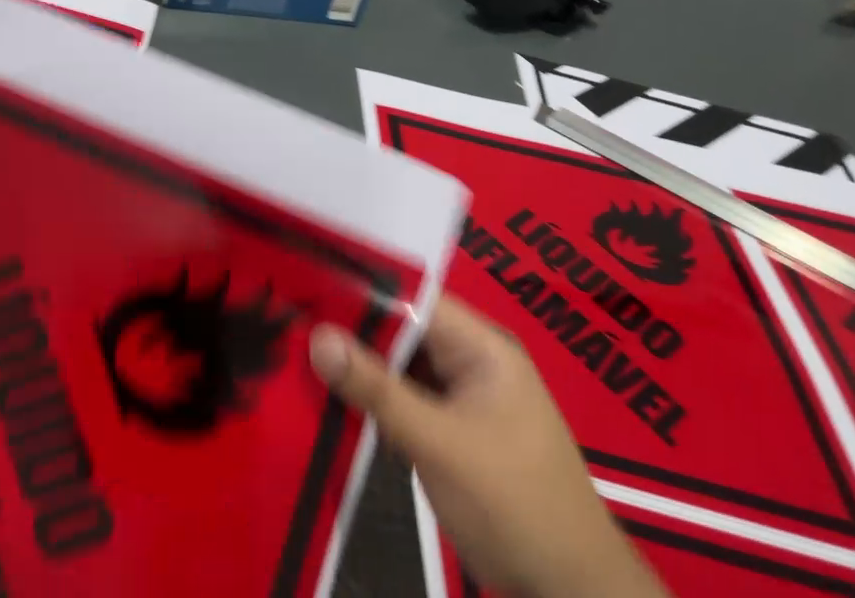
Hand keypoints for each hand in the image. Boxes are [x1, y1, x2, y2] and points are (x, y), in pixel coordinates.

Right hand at [307, 297, 669, 597]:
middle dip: (348, 330)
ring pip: (393, 366)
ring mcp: (457, 399)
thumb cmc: (513, 504)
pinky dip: (364, 398)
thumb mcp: (439, 442)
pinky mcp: (444, 431)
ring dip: (353, 366)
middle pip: (399, 331)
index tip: (302, 287)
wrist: (567, 588)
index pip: (413, 300)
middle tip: (287, 323)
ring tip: (291, 352)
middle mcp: (469, 364)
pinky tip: (320, 395)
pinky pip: (396, 399)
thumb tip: (317, 334)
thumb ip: (377, 388)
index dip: (360, 291)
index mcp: (483, 351)